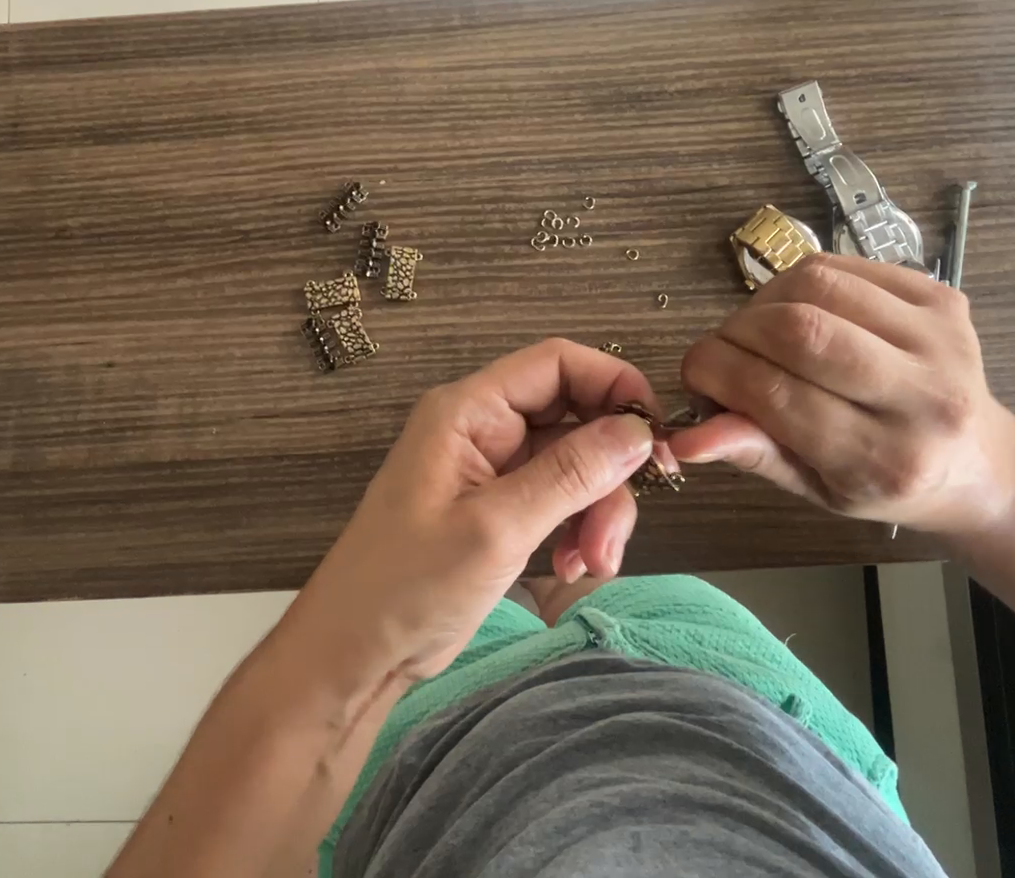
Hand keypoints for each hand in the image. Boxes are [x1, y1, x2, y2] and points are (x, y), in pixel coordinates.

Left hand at [276, 339, 665, 687]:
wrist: (357, 650)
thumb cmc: (408, 585)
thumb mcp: (496, 528)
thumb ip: (569, 474)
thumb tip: (638, 430)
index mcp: (468, 411)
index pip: (555, 364)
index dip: (613, 385)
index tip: (657, 437)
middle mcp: (481, 429)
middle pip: (573, 418)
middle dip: (608, 472)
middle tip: (618, 531)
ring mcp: (491, 470)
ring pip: (573, 465)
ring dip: (596, 511)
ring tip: (591, 564)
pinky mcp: (498, 509)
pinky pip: (557, 500)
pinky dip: (575, 530)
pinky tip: (572, 568)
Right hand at [671, 253, 1014, 534]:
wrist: (980, 463)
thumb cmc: (883, 484)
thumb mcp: (813, 488)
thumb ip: (752, 454)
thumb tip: (682, 437)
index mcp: (883, 459)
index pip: (774, 394)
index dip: (714, 372)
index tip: (693, 375)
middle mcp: (923, 396)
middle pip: (797, 332)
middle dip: (734, 334)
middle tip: (722, 352)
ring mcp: (940, 338)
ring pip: (815, 287)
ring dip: (761, 305)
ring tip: (755, 332)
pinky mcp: (942, 298)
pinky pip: (840, 267)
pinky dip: (794, 284)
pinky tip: (792, 311)